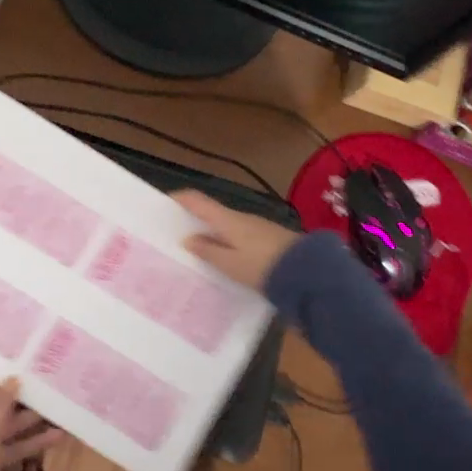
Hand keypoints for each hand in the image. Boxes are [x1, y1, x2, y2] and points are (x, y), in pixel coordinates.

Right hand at [176, 189, 299, 291]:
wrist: (308, 272)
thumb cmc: (262, 266)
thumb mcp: (230, 264)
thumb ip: (208, 251)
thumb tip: (188, 238)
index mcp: (228, 220)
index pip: (198, 200)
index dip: (179, 198)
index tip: (163, 203)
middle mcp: (241, 218)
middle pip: (212, 214)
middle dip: (193, 222)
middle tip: (175, 236)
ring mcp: (258, 227)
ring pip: (226, 227)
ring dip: (211, 234)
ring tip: (197, 252)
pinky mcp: (269, 239)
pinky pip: (240, 237)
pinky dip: (226, 243)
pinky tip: (224, 260)